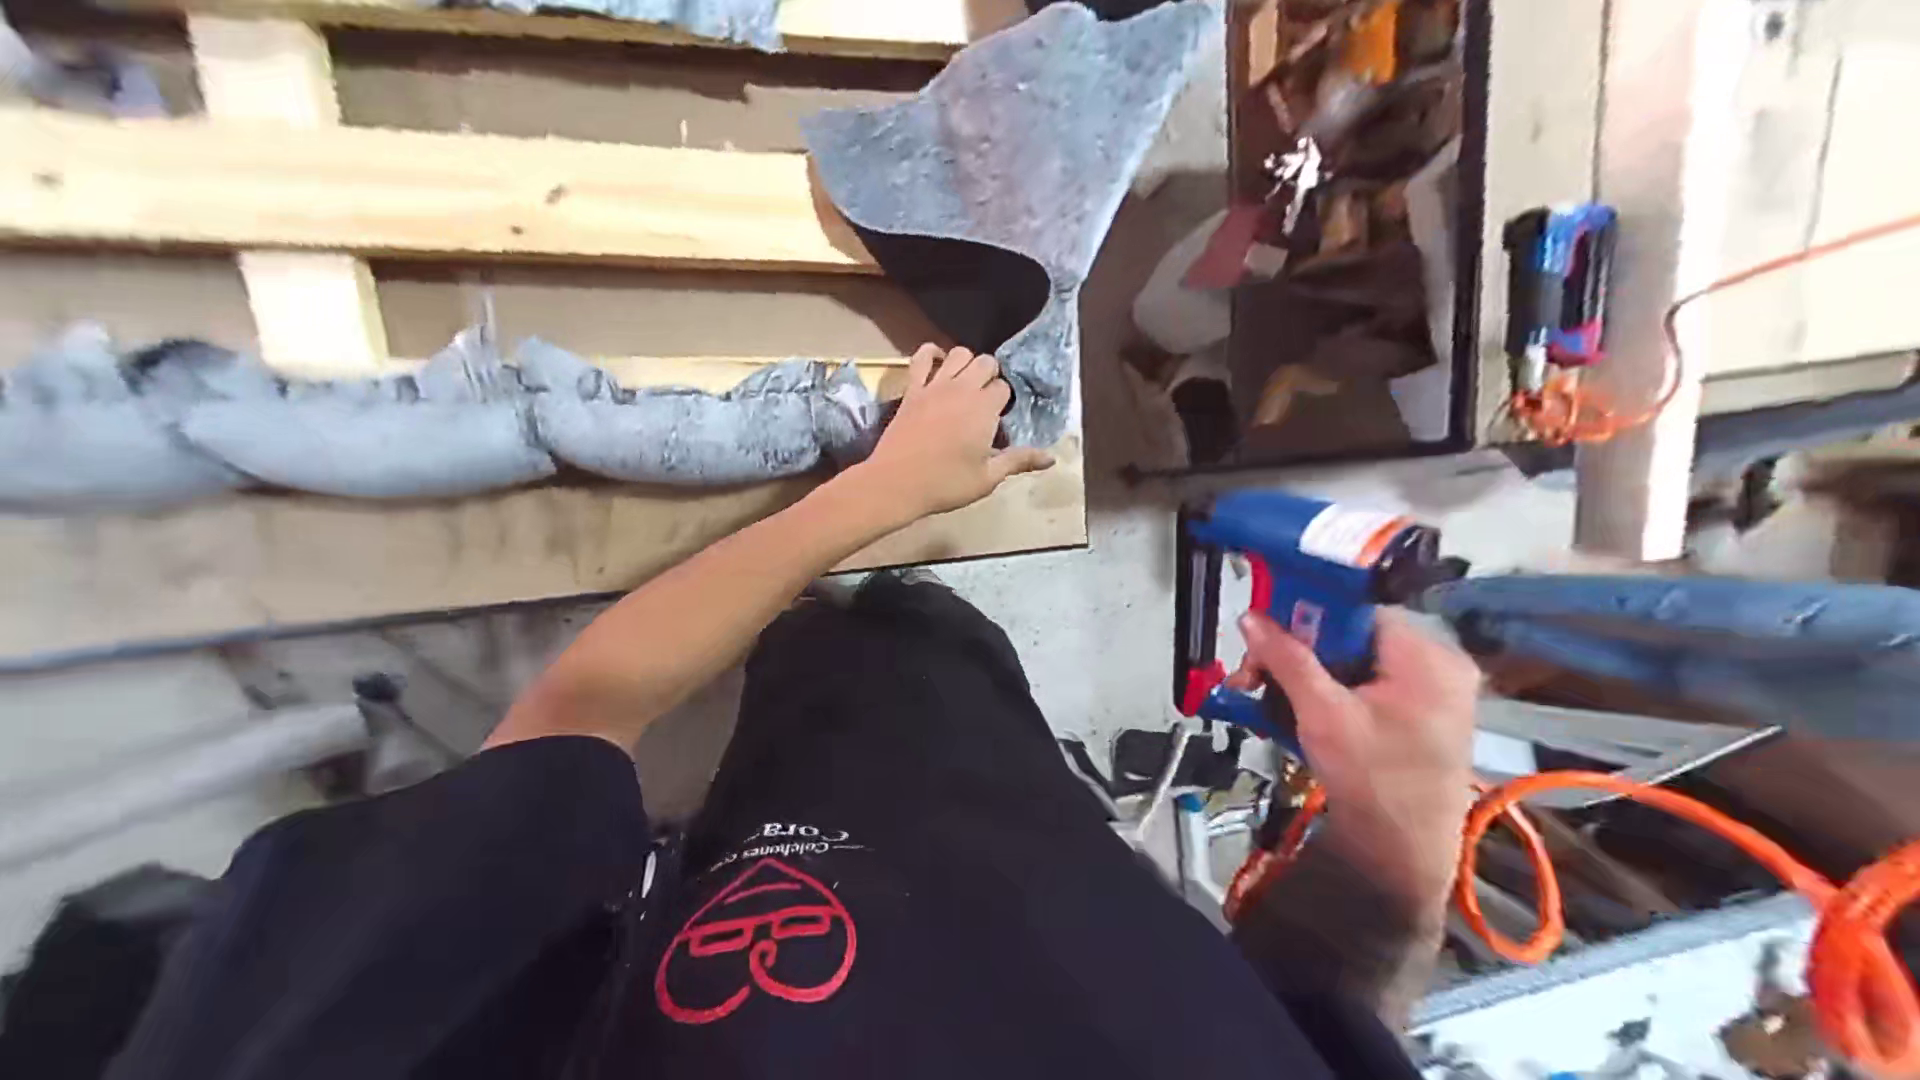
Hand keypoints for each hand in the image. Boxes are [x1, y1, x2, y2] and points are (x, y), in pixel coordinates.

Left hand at [857, 344, 1053, 518]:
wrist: (896, 483)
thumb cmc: (946, 484)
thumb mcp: (987, 478)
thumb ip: (1019, 461)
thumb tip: (1051, 458)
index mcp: (984, 408)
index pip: (1004, 388)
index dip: (1004, 402)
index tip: (998, 420)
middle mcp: (962, 389)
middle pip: (986, 362)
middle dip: (991, 376)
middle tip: (986, 400)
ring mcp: (934, 386)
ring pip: (958, 353)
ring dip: (967, 363)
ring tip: (966, 383)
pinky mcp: (912, 389)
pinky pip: (920, 357)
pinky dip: (931, 354)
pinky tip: (938, 363)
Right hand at [1232, 609, 1479, 922]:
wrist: (1403, 853)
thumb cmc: (1371, 779)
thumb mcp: (1322, 714)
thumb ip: (1286, 658)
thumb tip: (1249, 616)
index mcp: (1428, 657)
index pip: (1357, 609)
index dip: (1307, 613)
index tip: (1266, 630)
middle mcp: (1437, 664)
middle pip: (1350, 633)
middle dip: (1297, 649)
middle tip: (1255, 671)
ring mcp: (1430, 688)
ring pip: (1351, 657)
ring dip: (1304, 670)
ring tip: (1265, 691)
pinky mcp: (1417, 710)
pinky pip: (1361, 679)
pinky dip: (1326, 687)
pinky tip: (1296, 706)